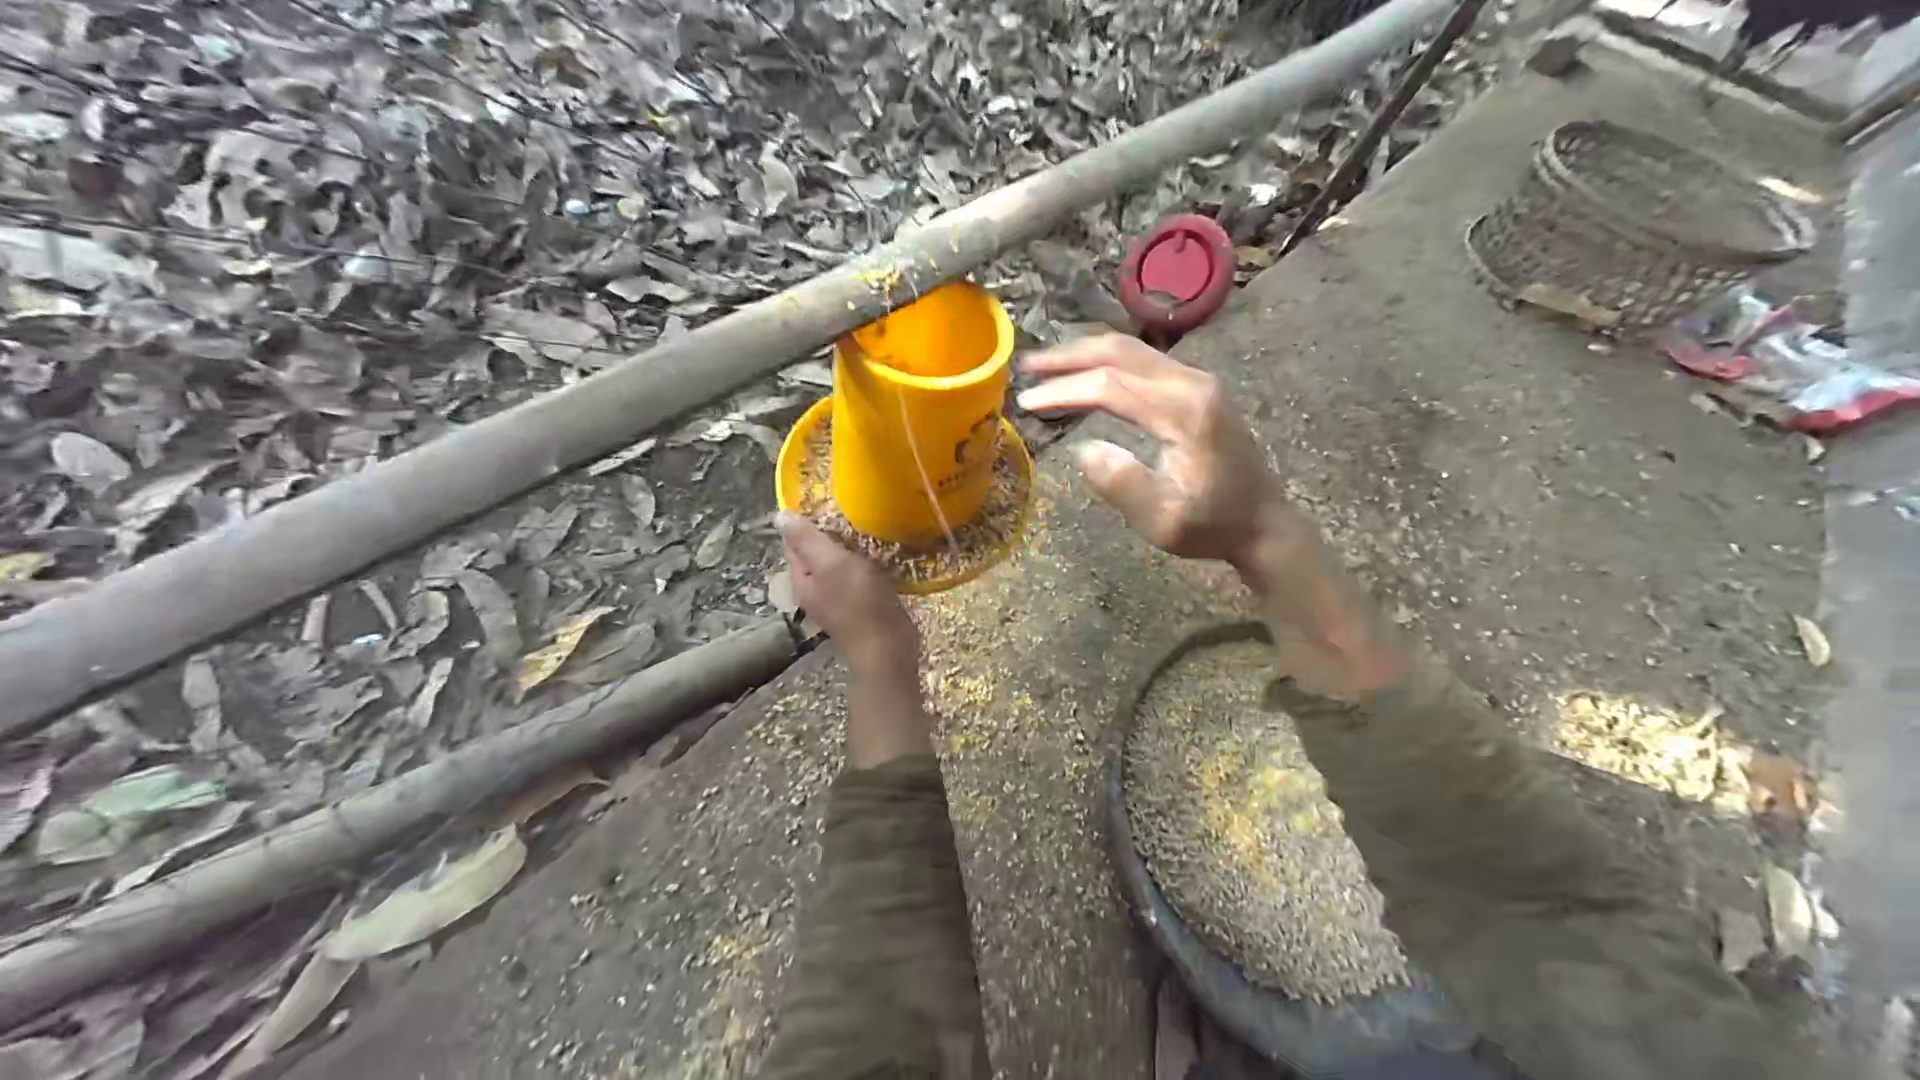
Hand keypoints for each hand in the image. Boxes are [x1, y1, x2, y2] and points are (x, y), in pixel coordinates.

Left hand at [778, 512, 932, 766]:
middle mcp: (816, 589)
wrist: (888, 648)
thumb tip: (779, 516)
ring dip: (849, 547)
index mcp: (803, 579)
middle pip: (817, 553)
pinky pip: (859, 576)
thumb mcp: (832, 564)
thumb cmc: (859, 603)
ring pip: (839, 564)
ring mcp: (839, 599)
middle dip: (829, 532)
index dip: (803, 520)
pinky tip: (881, 554)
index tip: (823, 498)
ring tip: (866, 526)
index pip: (794, 543)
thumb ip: (807, 540)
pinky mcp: (861, 606)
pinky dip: (865, 563)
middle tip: (850, 508)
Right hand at [1018, 336, 1401, 696]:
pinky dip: (1107, 362)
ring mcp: (1198, 381)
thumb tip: (1084, 449)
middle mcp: (1193, 383)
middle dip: (1068, 357)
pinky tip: (1085, 373)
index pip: (1111, 386)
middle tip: (1027, 366)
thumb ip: (1124, 485)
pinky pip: (1144, 361)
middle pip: (1120, 352)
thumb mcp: (1164, 521)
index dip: (1064, 391)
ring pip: (1132, 350)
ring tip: (1046, 366)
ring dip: (1085, 354)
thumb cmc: (1212, 526)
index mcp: (1185, 412)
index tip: (1026, 402)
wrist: (1263, 522)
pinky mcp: (1197, 388)